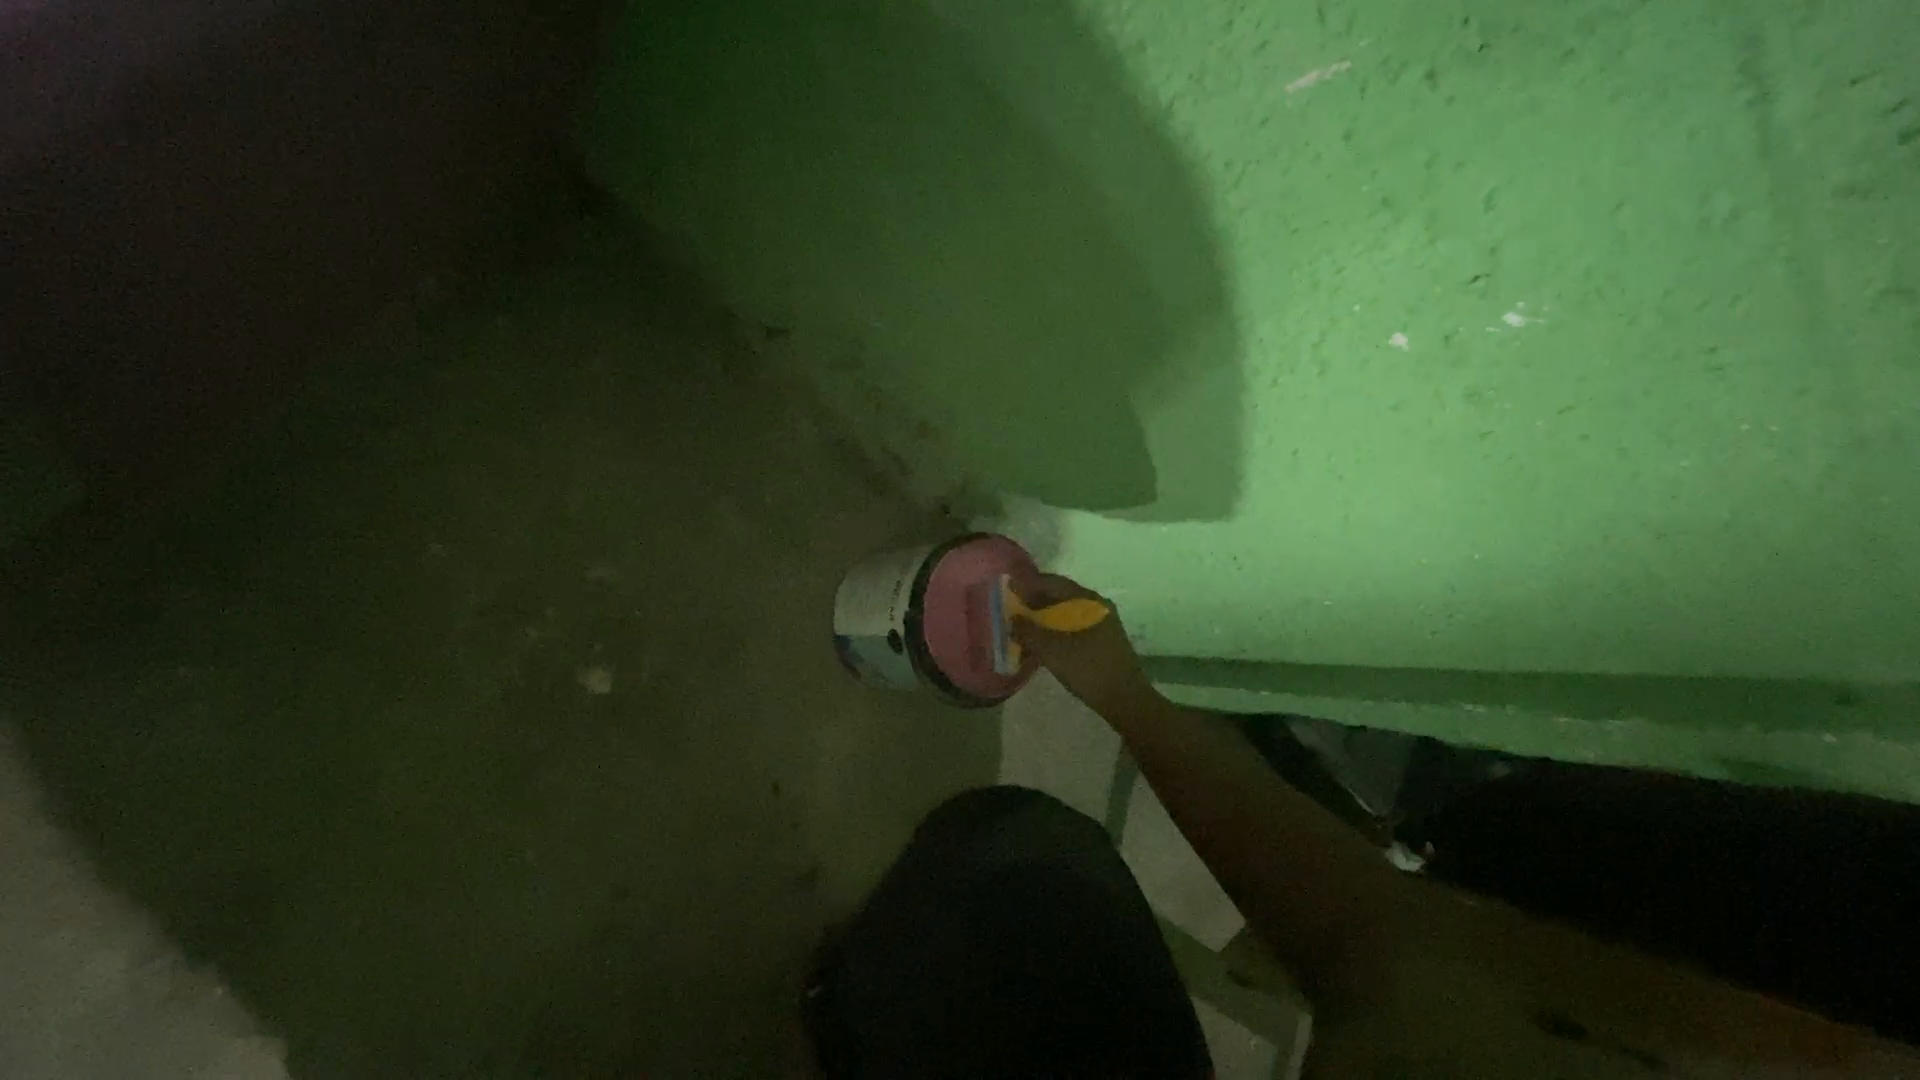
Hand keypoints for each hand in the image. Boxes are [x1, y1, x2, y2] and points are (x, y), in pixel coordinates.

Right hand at [1010, 571, 1159, 713]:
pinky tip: (1043, 642)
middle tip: (1013, 609)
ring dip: (1045, 617)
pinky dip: (1056, 629)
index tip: (1009, 588)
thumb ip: (1029, 632)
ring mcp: (1103, 623)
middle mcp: (1098, 606)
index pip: (1053, 582)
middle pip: (1061, 595)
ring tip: (1024, 628)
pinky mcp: (1103, 639)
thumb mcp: (1052, 651)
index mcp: (1088, 601)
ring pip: (1068, 612)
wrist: (1125, 699)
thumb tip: (1013, 619)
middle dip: (1035, 601)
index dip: (1029, 584)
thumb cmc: (1088, 670)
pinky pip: (1074, 625)